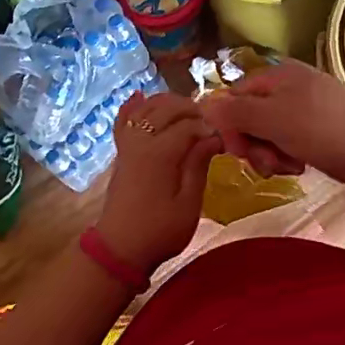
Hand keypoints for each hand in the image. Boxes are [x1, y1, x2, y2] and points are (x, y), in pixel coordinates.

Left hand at [95, 91, 222, 269]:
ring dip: (168, 103)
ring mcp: (128, 145)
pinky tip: (139, 95)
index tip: (224, 139)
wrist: (120, 249)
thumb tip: (213, 136)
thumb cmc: (160, 230)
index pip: (189, 125)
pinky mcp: (122, 152)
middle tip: (210, 124)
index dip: (209, 127)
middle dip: (191, 109)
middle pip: (167, 109)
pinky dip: (132, 107)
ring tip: (189, 112)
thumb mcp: (189, 203)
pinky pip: (124, 121)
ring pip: (146, 109)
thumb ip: (199, 165)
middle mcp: (141, 142)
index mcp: (160, 154)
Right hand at [200, 60, 344, 183]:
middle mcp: (285, 89)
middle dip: (253, 145)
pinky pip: (285, 144)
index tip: (238, 151)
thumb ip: (237, 112)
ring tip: (290, 165)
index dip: (229, 126)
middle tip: (269, 164)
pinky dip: (287, 157)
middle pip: (247, 118)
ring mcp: (300, 110)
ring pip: (265, 135)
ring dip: (270, 155)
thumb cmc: (326, 129)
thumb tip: (201, 104)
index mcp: (274, 77)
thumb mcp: (276, 119)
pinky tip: (301, 166)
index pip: (231, 98)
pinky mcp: (313, 131)